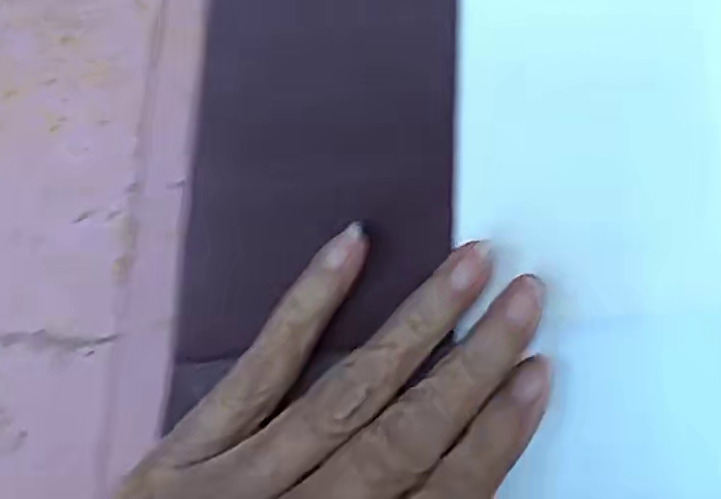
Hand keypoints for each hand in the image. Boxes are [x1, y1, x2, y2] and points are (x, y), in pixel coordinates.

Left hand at [118, 227, 549, 498]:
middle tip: (527, 292)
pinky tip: (352, 246)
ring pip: (348, 389)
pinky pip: (255, 371)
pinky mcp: (182, 456)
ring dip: (419, 321)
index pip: (439, 496)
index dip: (494, 435)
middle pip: (404, 432)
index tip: (538, 370)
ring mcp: (232, 483)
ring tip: (473, 261)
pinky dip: (308, 305)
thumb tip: (463, 469)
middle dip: (475, 361)